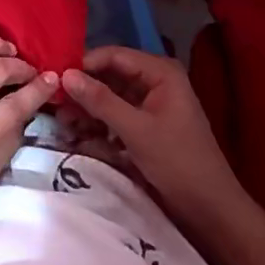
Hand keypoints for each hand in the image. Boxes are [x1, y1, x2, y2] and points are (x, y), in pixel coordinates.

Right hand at [62, 46, 243, 225]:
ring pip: (110, 97)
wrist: (210, 209)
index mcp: (160, 72)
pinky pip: (116, 115)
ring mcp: (151, 103)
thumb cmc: (178, 162)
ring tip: (64, 124)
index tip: (54, 78)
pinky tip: (80, 136)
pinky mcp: (146, 125)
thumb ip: (100, 100)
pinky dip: (99, 124)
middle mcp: (155, 80)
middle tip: (55, 106)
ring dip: (88, 110)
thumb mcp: (136, 130)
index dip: (84, 64)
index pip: (113, 55)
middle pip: (110, 75)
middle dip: (84, 90)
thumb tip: (65, 75)